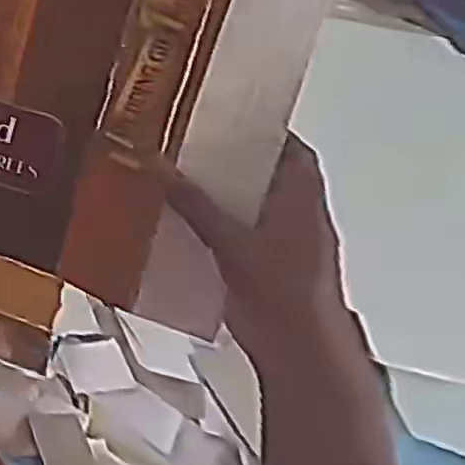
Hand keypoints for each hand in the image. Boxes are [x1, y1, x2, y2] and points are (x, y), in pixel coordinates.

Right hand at [157, 135, 400, 464]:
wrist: (299, 355)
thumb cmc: (286, 297)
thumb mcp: (234, 242)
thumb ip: (195, 204)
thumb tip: (161, 169)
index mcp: (303, 203)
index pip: (294, 153)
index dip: (268, 128)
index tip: (235, 109)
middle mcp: (295, 218)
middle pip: (266, 172)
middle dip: (233, 152)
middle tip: (193, 132)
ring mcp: (279, 242)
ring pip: (248, 200)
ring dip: (218, 185)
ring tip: (178, 165)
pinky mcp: (260, 263)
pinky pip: (233, 227)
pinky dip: (210, 215)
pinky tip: (179, 211)